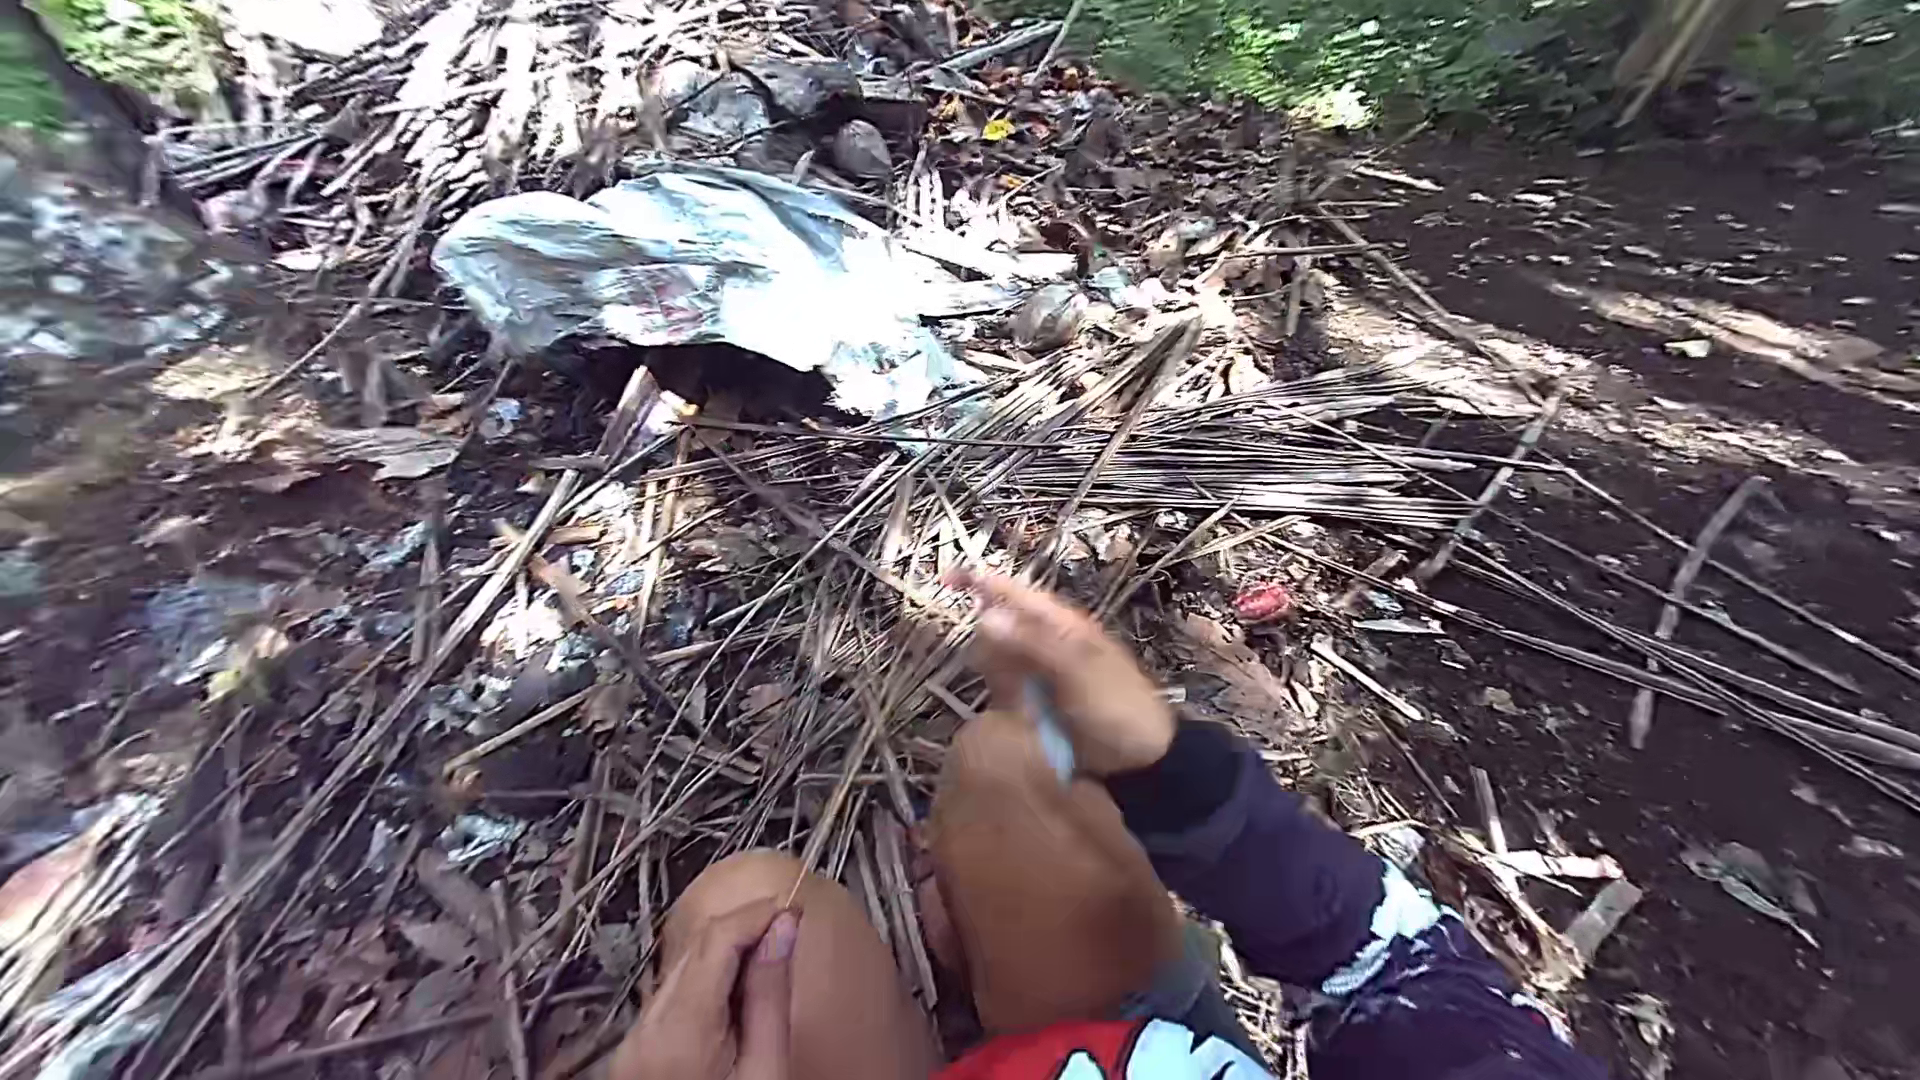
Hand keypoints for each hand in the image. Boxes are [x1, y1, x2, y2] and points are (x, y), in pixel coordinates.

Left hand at [606, 900, 798, 1079]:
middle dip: (746, 926)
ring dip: (730, 949)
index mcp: (677, 1034)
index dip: (759, 913)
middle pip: (699, 945)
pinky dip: (711, 977)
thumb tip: (785, 926)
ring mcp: (633, 1043)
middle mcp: (644, 1030)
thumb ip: (771, 993)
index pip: (718, 937)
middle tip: (790, 929)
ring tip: (771, 959)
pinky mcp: (635, 1054)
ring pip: (686, 963)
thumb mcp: (766, 1071)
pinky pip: (676, 993)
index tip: (796, 909)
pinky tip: (740, 993)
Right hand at [948, 569, 1173, 775]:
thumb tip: (985, 614)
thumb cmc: (1118, 707)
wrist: (1142, 761)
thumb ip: (1032, 643)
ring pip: (995, 659)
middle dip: (992, 649)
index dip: (981, 582)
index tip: (945, 579)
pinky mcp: (1029, 697)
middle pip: (997, 627)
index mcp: (1060, 623)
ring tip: (1028, 706)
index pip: (1014, 592)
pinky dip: (1004, 696)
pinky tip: (1024, 714)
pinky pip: (1002, 687)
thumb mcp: (1079, 672)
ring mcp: (1035, 669)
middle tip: (1016, 685)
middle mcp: (1043, 640)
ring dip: (1000, 678)